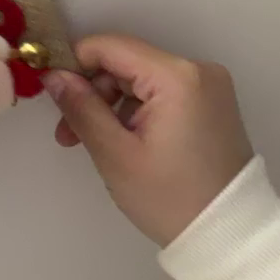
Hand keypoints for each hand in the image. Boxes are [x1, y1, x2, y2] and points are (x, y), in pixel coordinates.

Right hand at [46, 34, 253, 246]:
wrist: (228, 232)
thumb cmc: (170, 198)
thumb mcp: (116, 154)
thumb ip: (81, 108)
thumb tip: (53, 76)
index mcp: (178, 76)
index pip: (111, 46)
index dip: (74, 63)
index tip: (51, 93)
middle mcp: (198, 70)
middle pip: (126, 63)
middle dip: (92, 93)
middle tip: (68, 135)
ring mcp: (209, 87)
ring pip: (141, 80)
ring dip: (111, 105)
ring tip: (93, 144)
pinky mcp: (212, 104)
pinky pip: (162, 94)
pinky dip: (136, 111)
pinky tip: (123, 142)